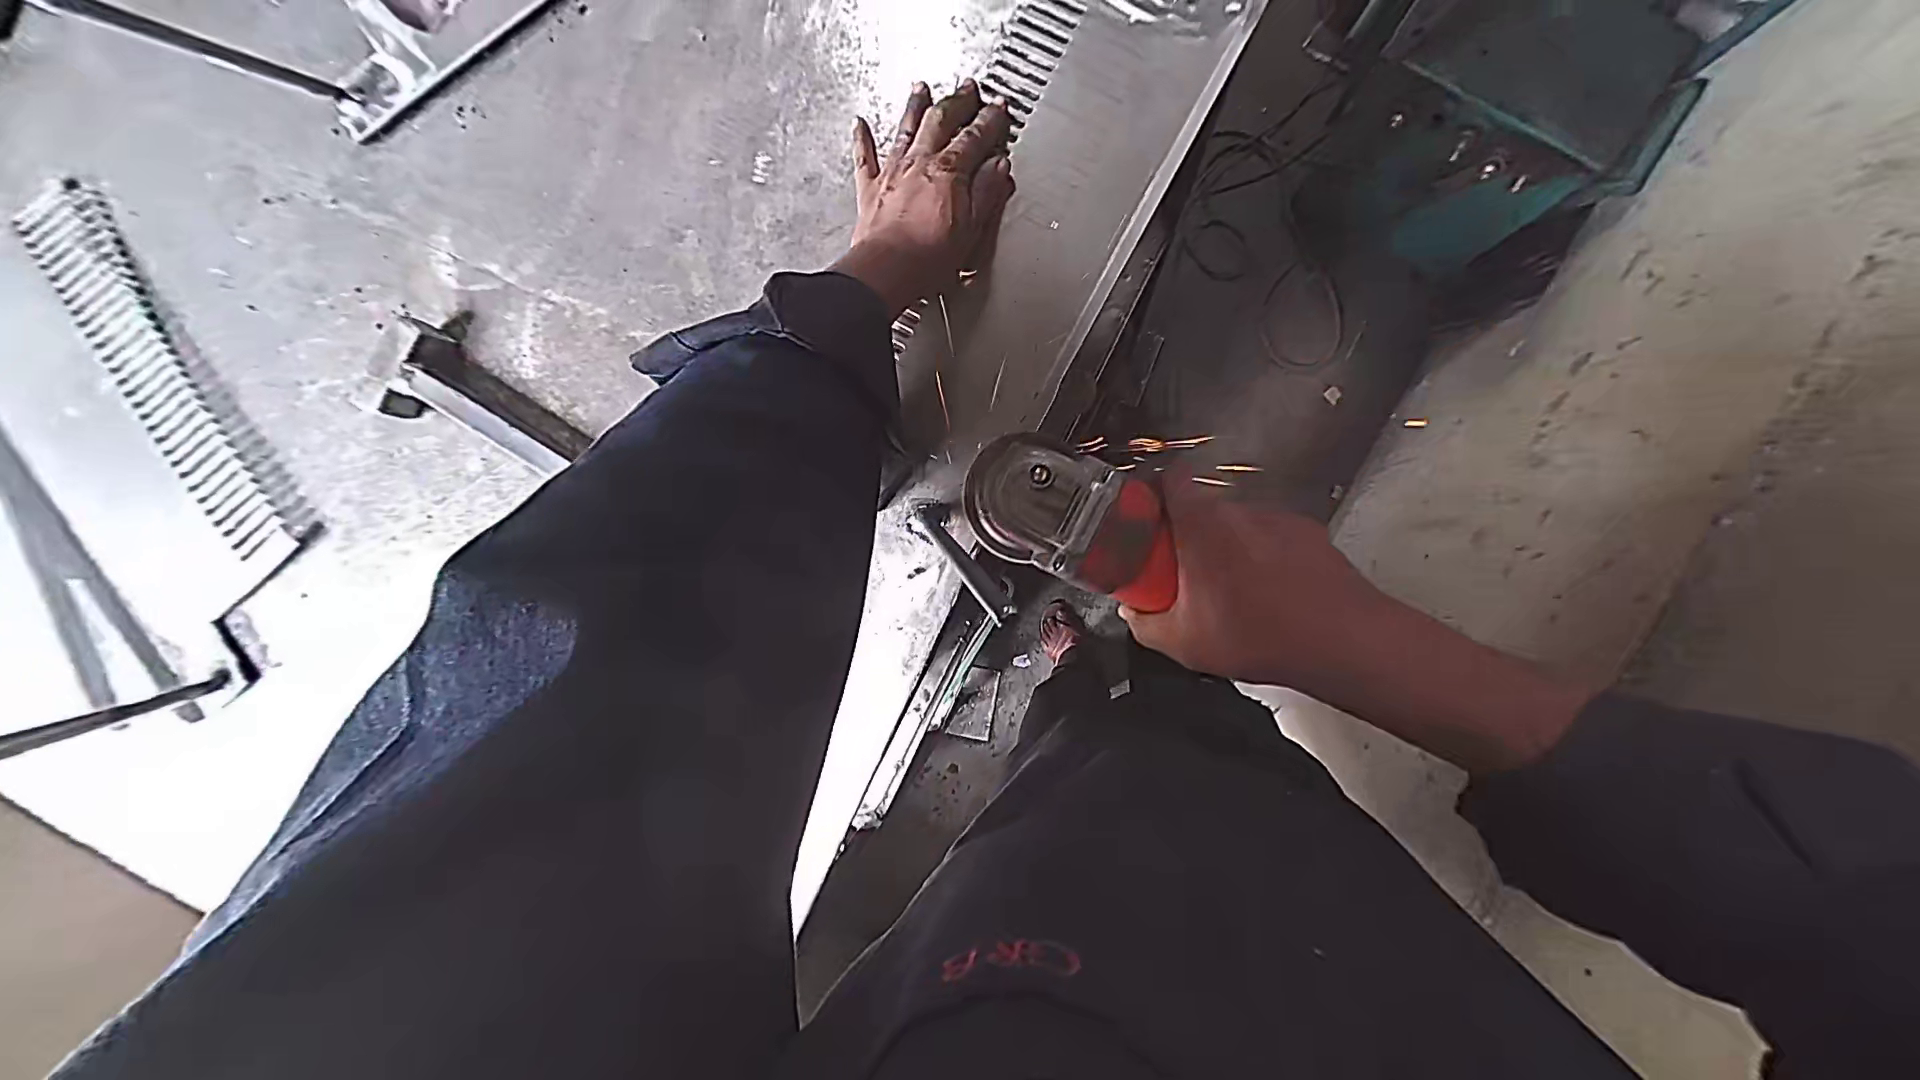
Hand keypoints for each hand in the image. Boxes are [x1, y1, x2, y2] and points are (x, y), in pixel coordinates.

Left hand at [829, 80, 1016, 315]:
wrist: (888, 272)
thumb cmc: (927, 258)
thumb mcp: (971, 229)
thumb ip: (986, 194)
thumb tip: (999, 169)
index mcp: (949, 173)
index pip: (976, 137)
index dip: (991, 121)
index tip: (999, 110)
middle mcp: (920, 164)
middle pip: (941, 121)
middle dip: (957, 102)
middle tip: (969, 90)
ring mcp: (893, 173)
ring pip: (906, 129)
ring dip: (916, 106)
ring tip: (922, 89)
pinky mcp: (871, 190)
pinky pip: (864, 157)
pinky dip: (862, 139)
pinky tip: (861, 125)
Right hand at [1122, 481, 1592, 773]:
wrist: (1347, 642)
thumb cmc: (1256, 634)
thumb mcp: (1183, 642)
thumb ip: (1144, 623)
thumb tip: (1130, 610)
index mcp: (1202, 525)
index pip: (1169, 479)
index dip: (1153, 493)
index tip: (1146, 523)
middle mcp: (1239, 509)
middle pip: (1201, 507)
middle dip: (1188, 534)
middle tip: (1185, 573)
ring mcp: (1279, 518)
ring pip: (1237, 523)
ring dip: (1226, 546)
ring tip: (1233, 590)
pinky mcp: (1310, 532)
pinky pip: (1270, 535)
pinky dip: (1261, 554)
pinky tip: (1271, 592)